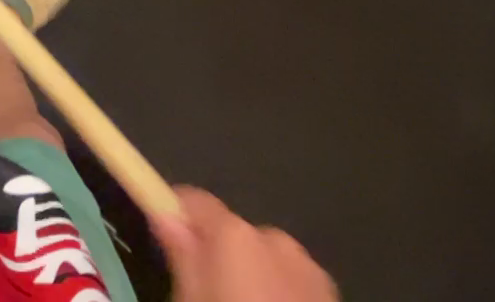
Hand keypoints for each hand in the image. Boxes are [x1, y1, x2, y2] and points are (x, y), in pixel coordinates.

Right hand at [153, 187, 336, 301]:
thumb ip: (181, 259)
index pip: (194, 202)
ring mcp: (309, 270)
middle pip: (231, 234)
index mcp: (234, 236)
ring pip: (263, 260)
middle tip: (202, 298)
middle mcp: (274, 240)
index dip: (175, 216)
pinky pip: (291, 283)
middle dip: (215, 258)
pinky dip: (276, 296)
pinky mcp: (330, 297)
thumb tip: (166, 218)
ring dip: (249, 279)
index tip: (164, 242)